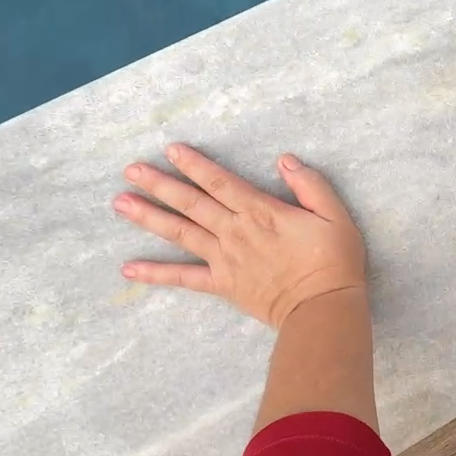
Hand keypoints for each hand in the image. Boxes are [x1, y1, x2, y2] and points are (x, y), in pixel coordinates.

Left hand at [113, 144, 365, 327]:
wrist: (323, 305)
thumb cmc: (333, 258)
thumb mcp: (334, 215)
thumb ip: (310, 185)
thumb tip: (285, 160)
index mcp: (263, 213)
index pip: (222, 183)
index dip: (197, 166)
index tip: (172, 150)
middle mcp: (236, 232)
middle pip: (193, 204)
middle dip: (162, 184)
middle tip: (132, 170)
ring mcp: (225, 259)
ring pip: (181, 233)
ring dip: (150, 217)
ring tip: (121, 203)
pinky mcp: (222, 284)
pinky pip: (184, 278)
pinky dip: (156, 272)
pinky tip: (129, 267)